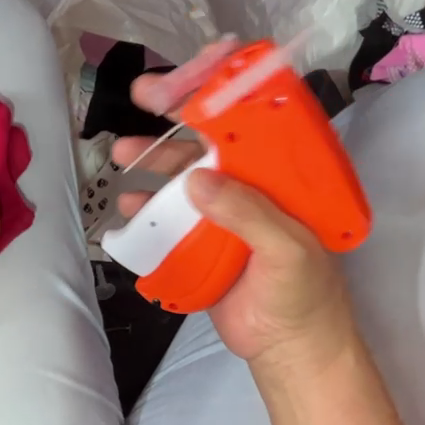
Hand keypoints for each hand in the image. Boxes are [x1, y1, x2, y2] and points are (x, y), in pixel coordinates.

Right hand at [114, 70, 356, 367]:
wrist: (285, 348)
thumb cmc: (303, 295)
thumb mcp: (286, 249)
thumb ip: (246, 212)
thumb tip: (195, 178)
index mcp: (282, 176)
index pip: (252, 120)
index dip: (221, 92)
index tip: (187, 76)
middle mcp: (252, 186)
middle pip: (209, 141)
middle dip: (174, 117)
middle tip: (141, 98)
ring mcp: (223, 215)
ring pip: (184, 177)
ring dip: (152, 163)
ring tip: (121, 157)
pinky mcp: (200, 244)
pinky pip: (170, 219)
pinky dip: (147, 210)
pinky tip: (129, 206)